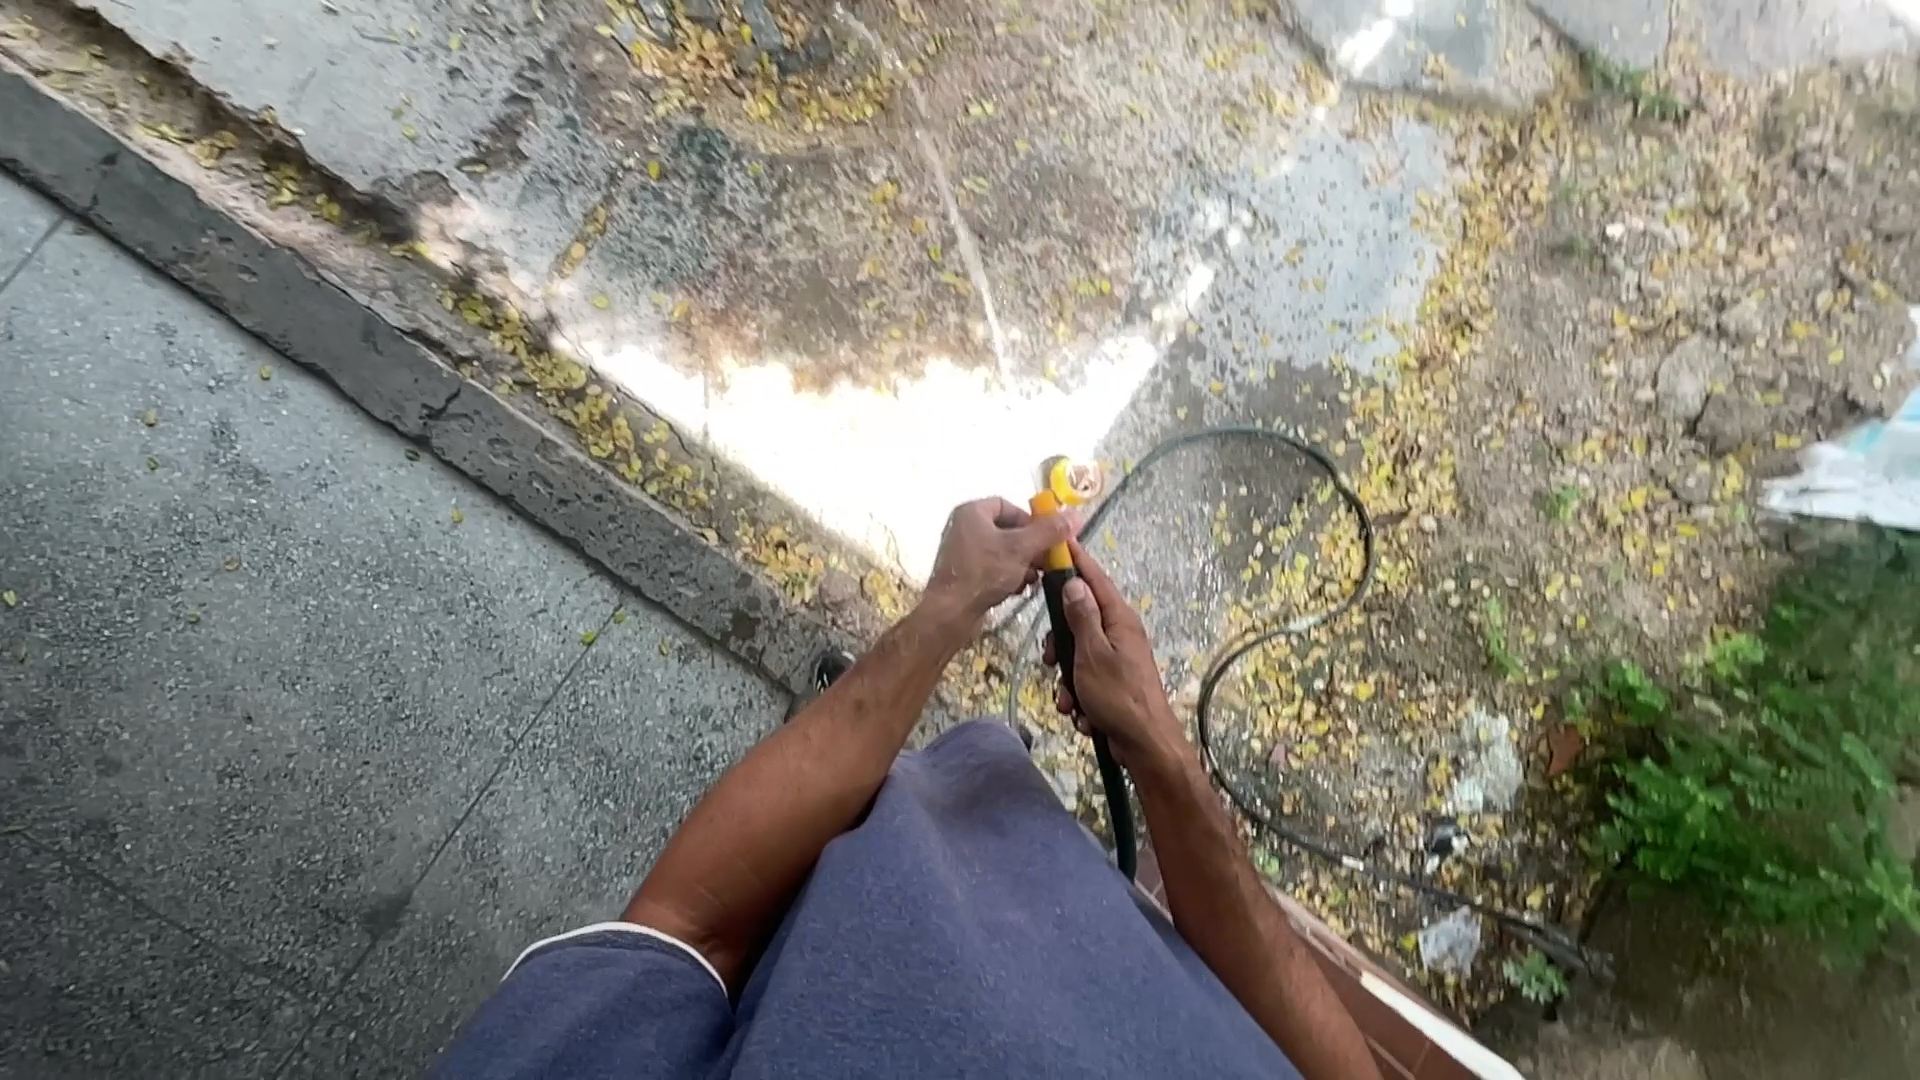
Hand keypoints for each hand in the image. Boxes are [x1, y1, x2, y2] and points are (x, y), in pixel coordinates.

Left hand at [922, 497, 1073, 631]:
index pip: (1007, 506)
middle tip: (1046, 560)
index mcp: (972, 513)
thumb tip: (1075, 516)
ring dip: (1022, 564)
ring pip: (1002, 552)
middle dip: (1030, 546)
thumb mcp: (1022, 549)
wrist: (951, 613)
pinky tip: (1019, 589)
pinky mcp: (963, 575)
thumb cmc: (984, 572)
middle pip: (1006, 530)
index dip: (1030, 519)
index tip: (1047, 536)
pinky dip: (1008, 576)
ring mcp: (962, 553)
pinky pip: (992, 568)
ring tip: (1035, 578)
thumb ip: (1049, 531)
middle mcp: (964, 528)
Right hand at [1043, 537, 1191, 775]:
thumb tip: (1074, 583)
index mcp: (1119, 619)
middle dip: (1060, 644)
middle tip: (1051, 660)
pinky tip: (1082, 714)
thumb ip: (1081, 616)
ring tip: (1070, 700)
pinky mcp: (1112, 683)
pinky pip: (1084, 680)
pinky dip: (1078, 697)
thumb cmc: (1119, 696)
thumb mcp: (1092, 653)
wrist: (1145, 745)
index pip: (1094, 578)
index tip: (1057, 543)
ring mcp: (1116, 659)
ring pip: (1077, 655)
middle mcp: (1119, 633)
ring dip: (1067, 680)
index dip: (1075, 560)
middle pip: (1078, 620)